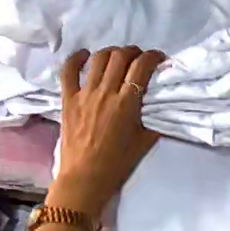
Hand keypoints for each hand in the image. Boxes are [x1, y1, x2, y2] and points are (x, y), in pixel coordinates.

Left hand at [47, 45, 167, 217]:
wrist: (85, 178)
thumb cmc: (117, 164)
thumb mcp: (144, 141)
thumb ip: (154, 119)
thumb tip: (162, 104)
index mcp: (127, 103)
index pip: (142, 67)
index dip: (153, 57)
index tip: (158, 59)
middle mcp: (106, 92)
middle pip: (121, 57)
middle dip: (134, 52)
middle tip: (139, 58)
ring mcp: (85, 94)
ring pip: (99, 59)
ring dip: (111, 52)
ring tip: (117, 57)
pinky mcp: (68, 99)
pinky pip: (68, 71)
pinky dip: (76, 59)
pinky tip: (85, 56)